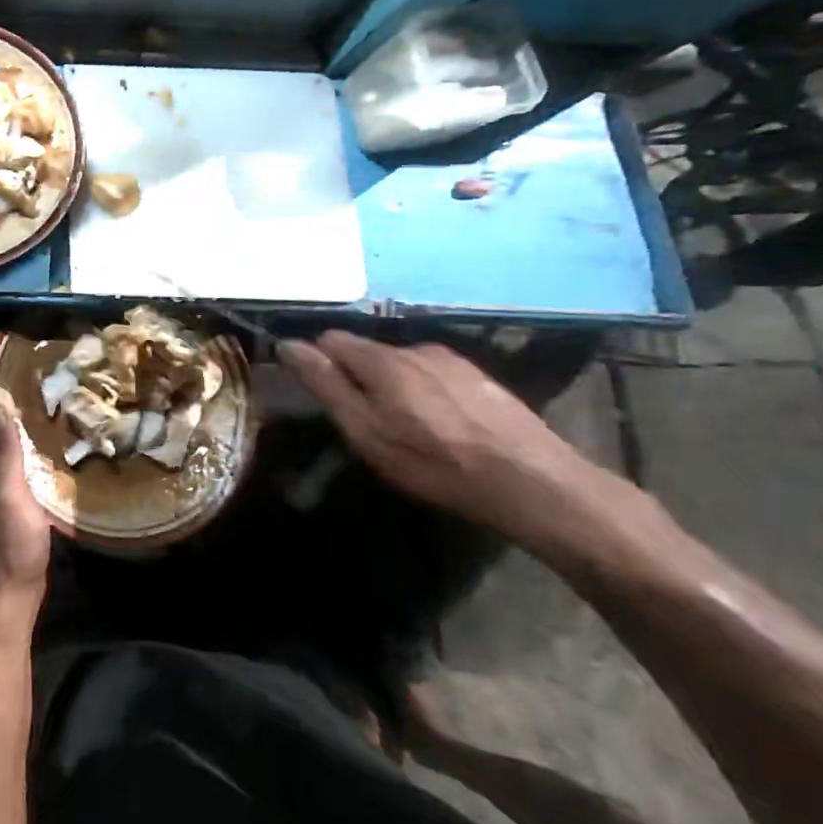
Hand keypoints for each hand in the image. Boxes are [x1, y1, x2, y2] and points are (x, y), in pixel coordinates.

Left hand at [0, 388, 49, 595]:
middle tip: (51, 387)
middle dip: (17, 409)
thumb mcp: (8, 492)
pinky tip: (56, 450)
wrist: (12, 590)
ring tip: (58, 410)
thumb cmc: (10, 540)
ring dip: (28, 432)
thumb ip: (3, 451)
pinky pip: (22, 469)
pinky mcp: (14, 504)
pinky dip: (35, 455)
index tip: (24, 373)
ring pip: (10, 450)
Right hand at [277, 331, 600, 540]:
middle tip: (365, 423)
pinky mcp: (481, 377)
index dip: (318, 364)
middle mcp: (415, 348)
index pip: (330, 339)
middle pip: (367, 351)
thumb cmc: (433, 463)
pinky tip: (440, 425)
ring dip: (392, 385)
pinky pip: (433, 375)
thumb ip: (325, 384)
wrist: (533, 484)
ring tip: (404, 427)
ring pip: (401, 363)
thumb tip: (288, 344)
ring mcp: (453, 361)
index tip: (324, 398)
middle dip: (356, 377)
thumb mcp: (365, 431)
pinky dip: (423, 391)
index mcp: (382, 360)